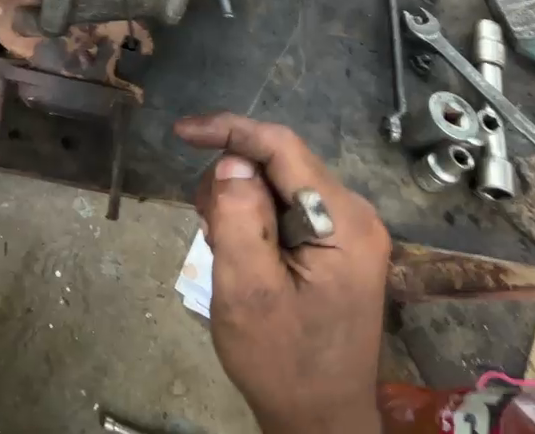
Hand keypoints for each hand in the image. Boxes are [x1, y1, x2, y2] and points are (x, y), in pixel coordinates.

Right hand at [176, 114, 390, 433]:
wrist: (318, 420)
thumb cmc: (282, 360)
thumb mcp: (247, 289)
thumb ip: (238, 217)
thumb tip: (231, 162)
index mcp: (343, 223)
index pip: (282, 147)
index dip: (228, 130)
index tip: (180, 133)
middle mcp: (354, 216)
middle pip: (276, 162)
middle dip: (229, 182)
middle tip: (208, 229)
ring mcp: (347, 231)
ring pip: (274, 182)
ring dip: (236, 204)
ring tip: (225, 251)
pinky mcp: (335, 246)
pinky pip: (281, 206)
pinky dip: (250, 219)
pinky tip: (242, 256)